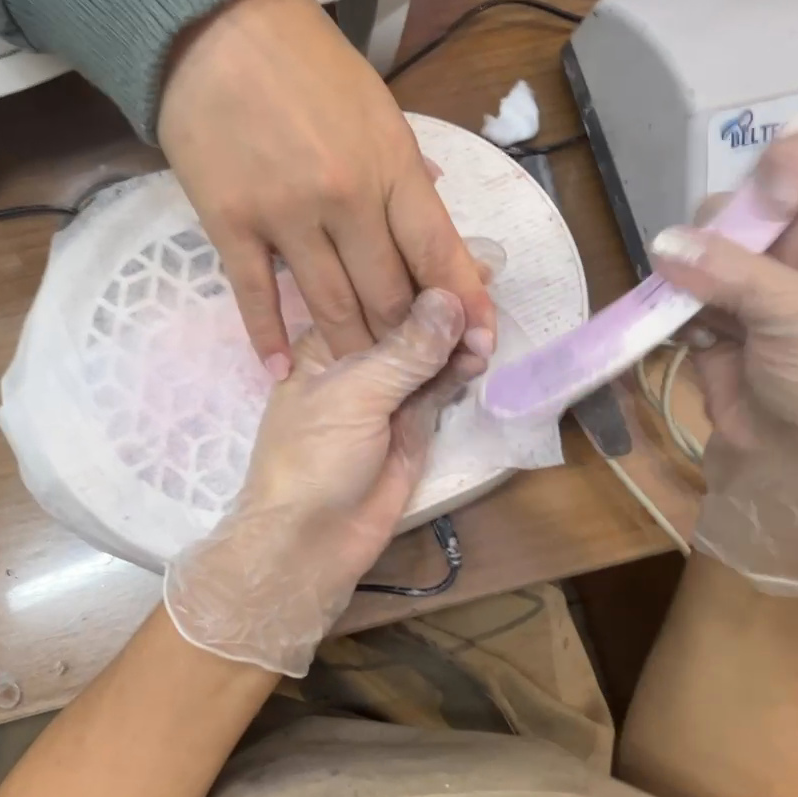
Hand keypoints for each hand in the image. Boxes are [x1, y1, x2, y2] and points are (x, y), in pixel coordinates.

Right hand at [157, 0, 495, 378]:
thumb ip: (402, 163)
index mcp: (390, 163)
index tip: (481, 346)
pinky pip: (255, 296)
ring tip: (361, 378)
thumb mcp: (374, 103)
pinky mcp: (231, 227)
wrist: (213, 31)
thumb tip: (433, 199)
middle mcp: (346, 199)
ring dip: (351, 347)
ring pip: (330, 305)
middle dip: (408, 338)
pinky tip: (280, 369)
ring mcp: (286, 217)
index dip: (464, 306)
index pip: (438, 251)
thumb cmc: (302, 61)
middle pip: (388, 292)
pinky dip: (268, 337)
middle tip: (416, 370)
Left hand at [164, 289, 475, 675]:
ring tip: (485, 333)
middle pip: (405, 322)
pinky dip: (457, 373)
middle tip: (486, 288)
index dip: (412, 276)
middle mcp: (355, 363)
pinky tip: (477, 358)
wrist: (311, 539)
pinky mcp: (410, 426)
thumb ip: (404, 349)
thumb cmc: (313, 457)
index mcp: (323, 344)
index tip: (457, 257)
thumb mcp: (353, 394)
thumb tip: (450, 298)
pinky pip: (439, 389)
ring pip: (428, 355)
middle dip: (443, 306)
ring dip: (456, 341)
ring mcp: (385, 395)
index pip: (372, 295)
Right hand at [649, 123, 797, 601]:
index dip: (794, 157)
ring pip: (703, 242)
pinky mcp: (711, 313)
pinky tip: (690, 334)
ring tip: (697, 309)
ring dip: (687, 269)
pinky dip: (671, 304)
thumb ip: (736, 274)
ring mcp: (750, 282)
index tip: (763, 197)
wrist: (791, 458)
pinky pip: (678, 286)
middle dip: (722, 227)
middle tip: (718, 267)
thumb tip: (663, 244)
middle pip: (747, 196)